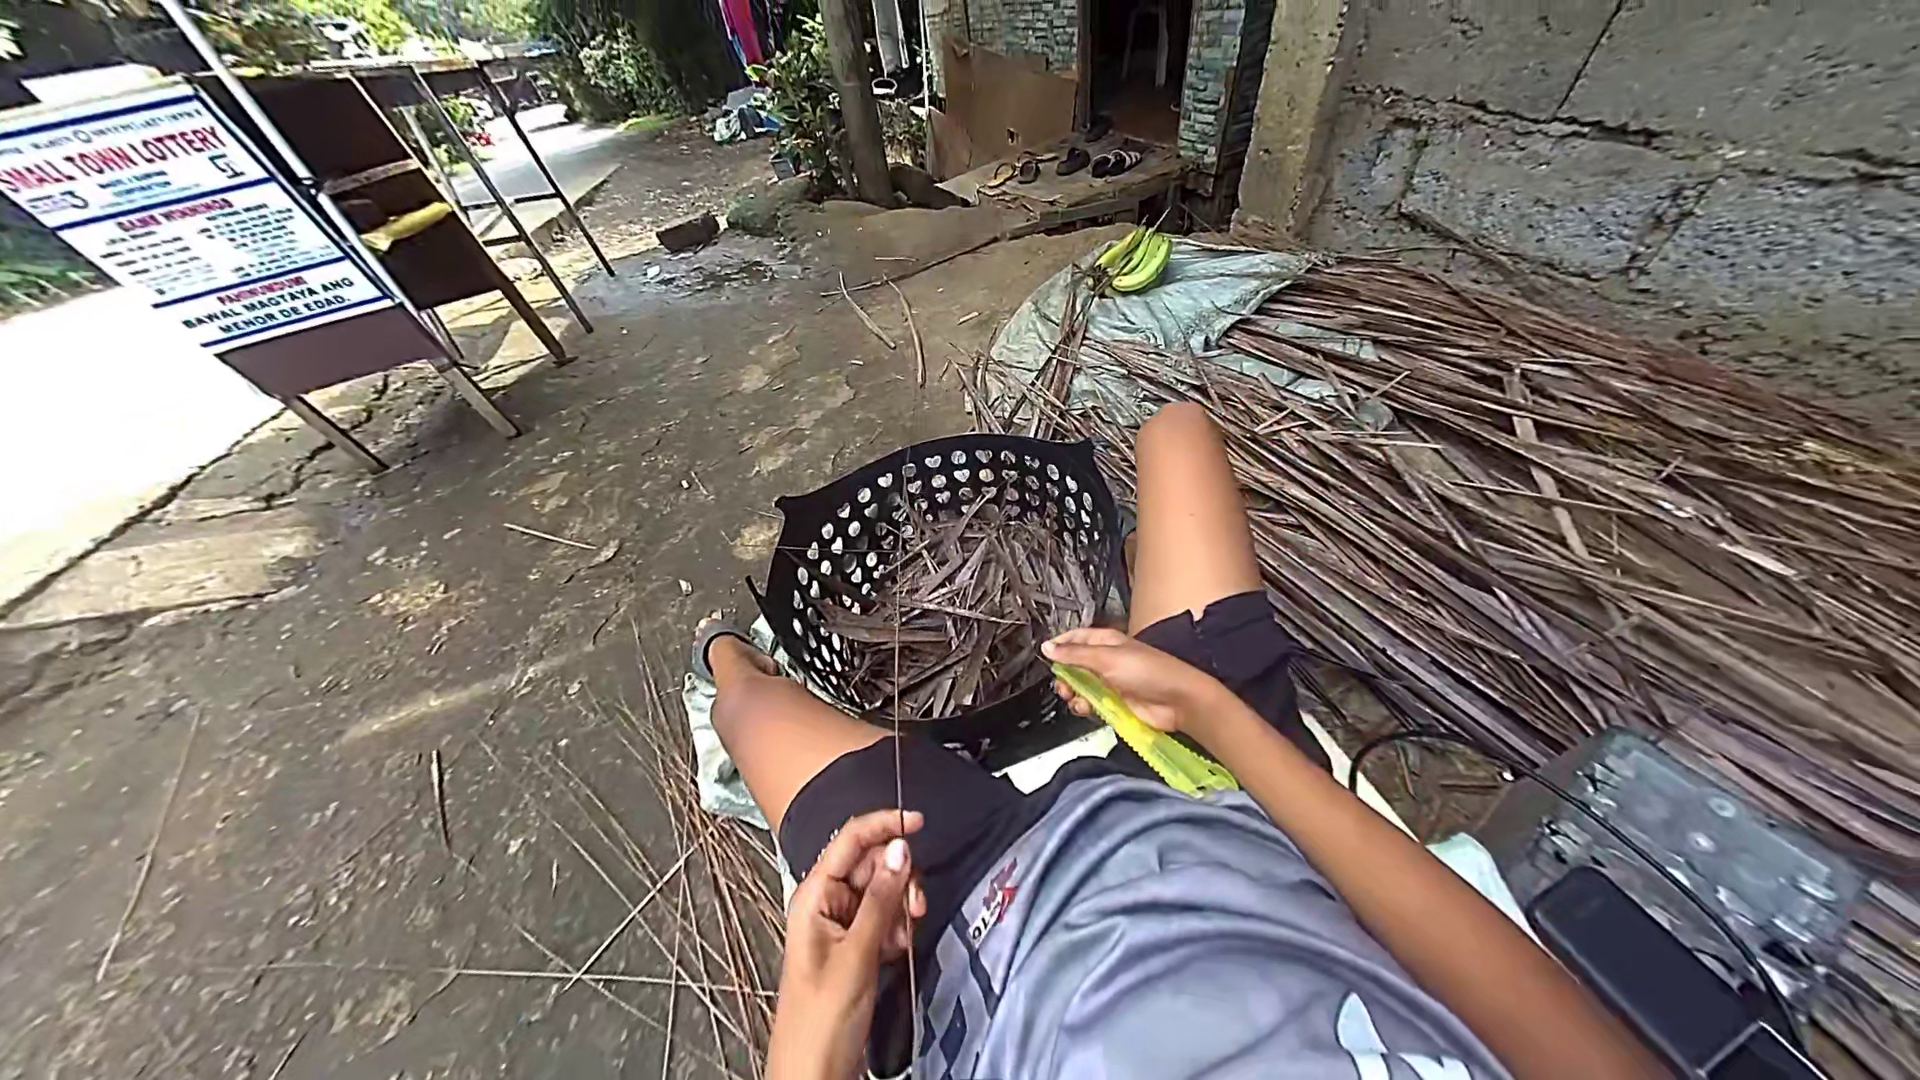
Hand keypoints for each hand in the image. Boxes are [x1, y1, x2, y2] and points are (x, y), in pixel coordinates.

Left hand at [768, 808, 928, 1079]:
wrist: (813, 1079)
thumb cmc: (820, 1022)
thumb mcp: (856, 954)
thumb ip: (881, 898)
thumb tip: (901, 848)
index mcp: (815, 894)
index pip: (851, 839)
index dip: (884, 824)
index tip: (917, 822)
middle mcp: (827, 901)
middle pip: (872, 863)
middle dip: (899, 877)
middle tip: (914, 904)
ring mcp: (842, 923)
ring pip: (883, 889)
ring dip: (901, 905)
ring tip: (904, 935)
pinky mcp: (857, 944)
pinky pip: (885, 916)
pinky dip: (898, 926)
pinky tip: (898, 947)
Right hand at [1042, 627, 1231, 737]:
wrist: (1178, 702)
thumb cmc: (1150, 672)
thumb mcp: (1106, 658)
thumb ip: (1074, 654)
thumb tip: (1048, 648)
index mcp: (1106, 642)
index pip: (1075, 638)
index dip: (1059, 645)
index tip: (1046, 654)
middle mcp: (1107, 660)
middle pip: (1074, 665)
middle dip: (1065, 675)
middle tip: (1063, 685)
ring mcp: (1111, 682)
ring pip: (1081, 686)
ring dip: (1074, 694)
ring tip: (1075, 699)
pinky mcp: (1115, 702)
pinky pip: (1092, 703)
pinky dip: (1085, 707)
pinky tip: (1087, 709)